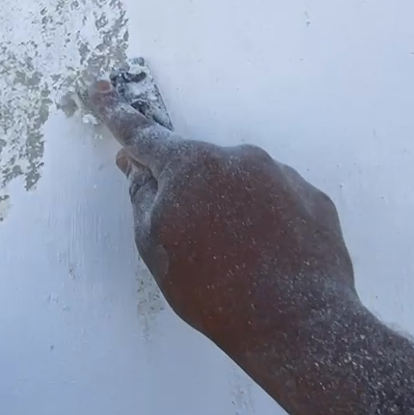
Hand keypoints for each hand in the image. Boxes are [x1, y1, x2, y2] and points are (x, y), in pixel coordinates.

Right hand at [88, 79, 360, 365]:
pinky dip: (263, 220)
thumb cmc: (211, 289)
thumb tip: (138, 168)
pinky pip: (275, 200)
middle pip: (196, 166)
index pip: (142, 135)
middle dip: (185, 190)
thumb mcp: (154, 246)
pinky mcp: (314, 199)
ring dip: (227, 207)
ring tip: (235, 259)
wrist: (297, 324)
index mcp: (191, 165)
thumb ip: (142, 198)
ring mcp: (282, 175)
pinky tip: (265, 258)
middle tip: (188, 239)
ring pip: (238, 183)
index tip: (99, 90)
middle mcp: (238, 157)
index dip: (115, 114)